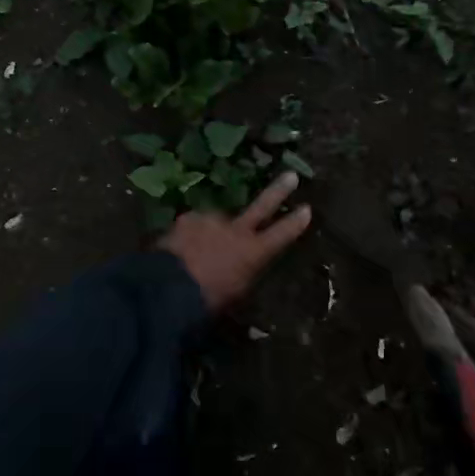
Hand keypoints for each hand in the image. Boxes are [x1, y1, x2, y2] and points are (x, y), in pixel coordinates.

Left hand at [159, 172, 311, 311]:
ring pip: (218, 220)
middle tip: (291, 176)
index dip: (295, 222)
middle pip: (262, 206)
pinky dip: (192, 233)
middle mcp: (236, 230)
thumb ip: (243, 273)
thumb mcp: (234, 293)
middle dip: (278, 191)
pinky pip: (195, 225)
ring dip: (214, 230)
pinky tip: (182, 247)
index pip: (281, 234)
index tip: (307, 209)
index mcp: (253, 252)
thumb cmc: (207, 300)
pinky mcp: (188, 219)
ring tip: (200, 250)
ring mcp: (211, 220)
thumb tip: (244, 268)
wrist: (167, 289)